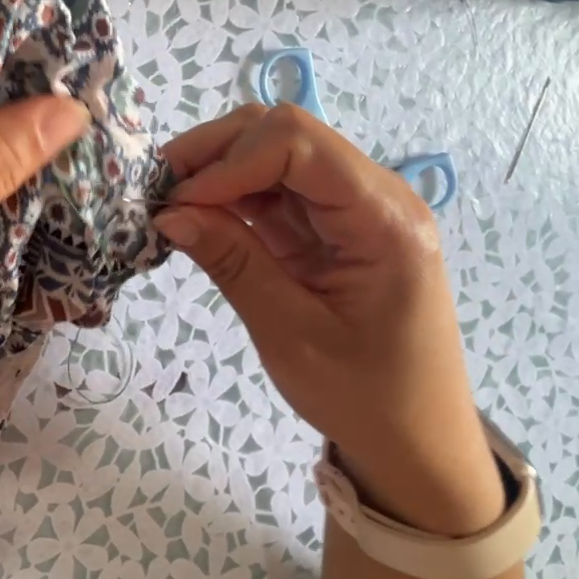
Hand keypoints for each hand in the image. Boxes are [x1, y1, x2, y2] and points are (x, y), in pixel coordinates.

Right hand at [153, 104, 502, 535]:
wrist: (416, 445)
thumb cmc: (365, 398)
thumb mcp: (290, 334)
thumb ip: (232, 262)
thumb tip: (167, 212)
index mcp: (384, 219)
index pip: (298, 144)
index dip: (231, 161)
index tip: (180, 202)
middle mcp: (375, 196)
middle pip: (286, 133)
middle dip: (218, 152)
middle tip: (161, 190)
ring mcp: (354, 207)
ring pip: (275, 152)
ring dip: (219, 169)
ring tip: (171, 201)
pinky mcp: (332, 225)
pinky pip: (276, 188)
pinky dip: (231, 194)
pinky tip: (198, 215)